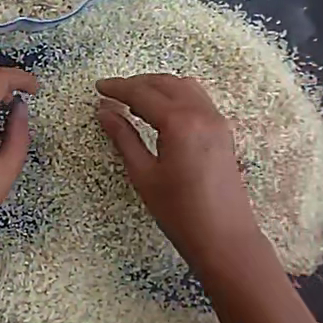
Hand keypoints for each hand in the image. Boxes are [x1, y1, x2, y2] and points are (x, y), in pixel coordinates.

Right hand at [96, 75, 263, 265]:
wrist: (224, 238)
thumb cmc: (179, 212)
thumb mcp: (143, 175)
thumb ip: (123, 138)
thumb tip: (104, 112)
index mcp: (180, 123)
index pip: (142, 93)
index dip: (118, 88)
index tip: (98, 87)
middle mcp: (202, 114)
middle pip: (165, 84)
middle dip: (137, 83)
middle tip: (112, 93)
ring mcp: (217, 121)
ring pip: (184, 87)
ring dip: (158, 87)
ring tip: (134, 101)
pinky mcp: (223, 132)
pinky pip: (198, 100)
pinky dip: (176, 96)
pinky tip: (161, 113)